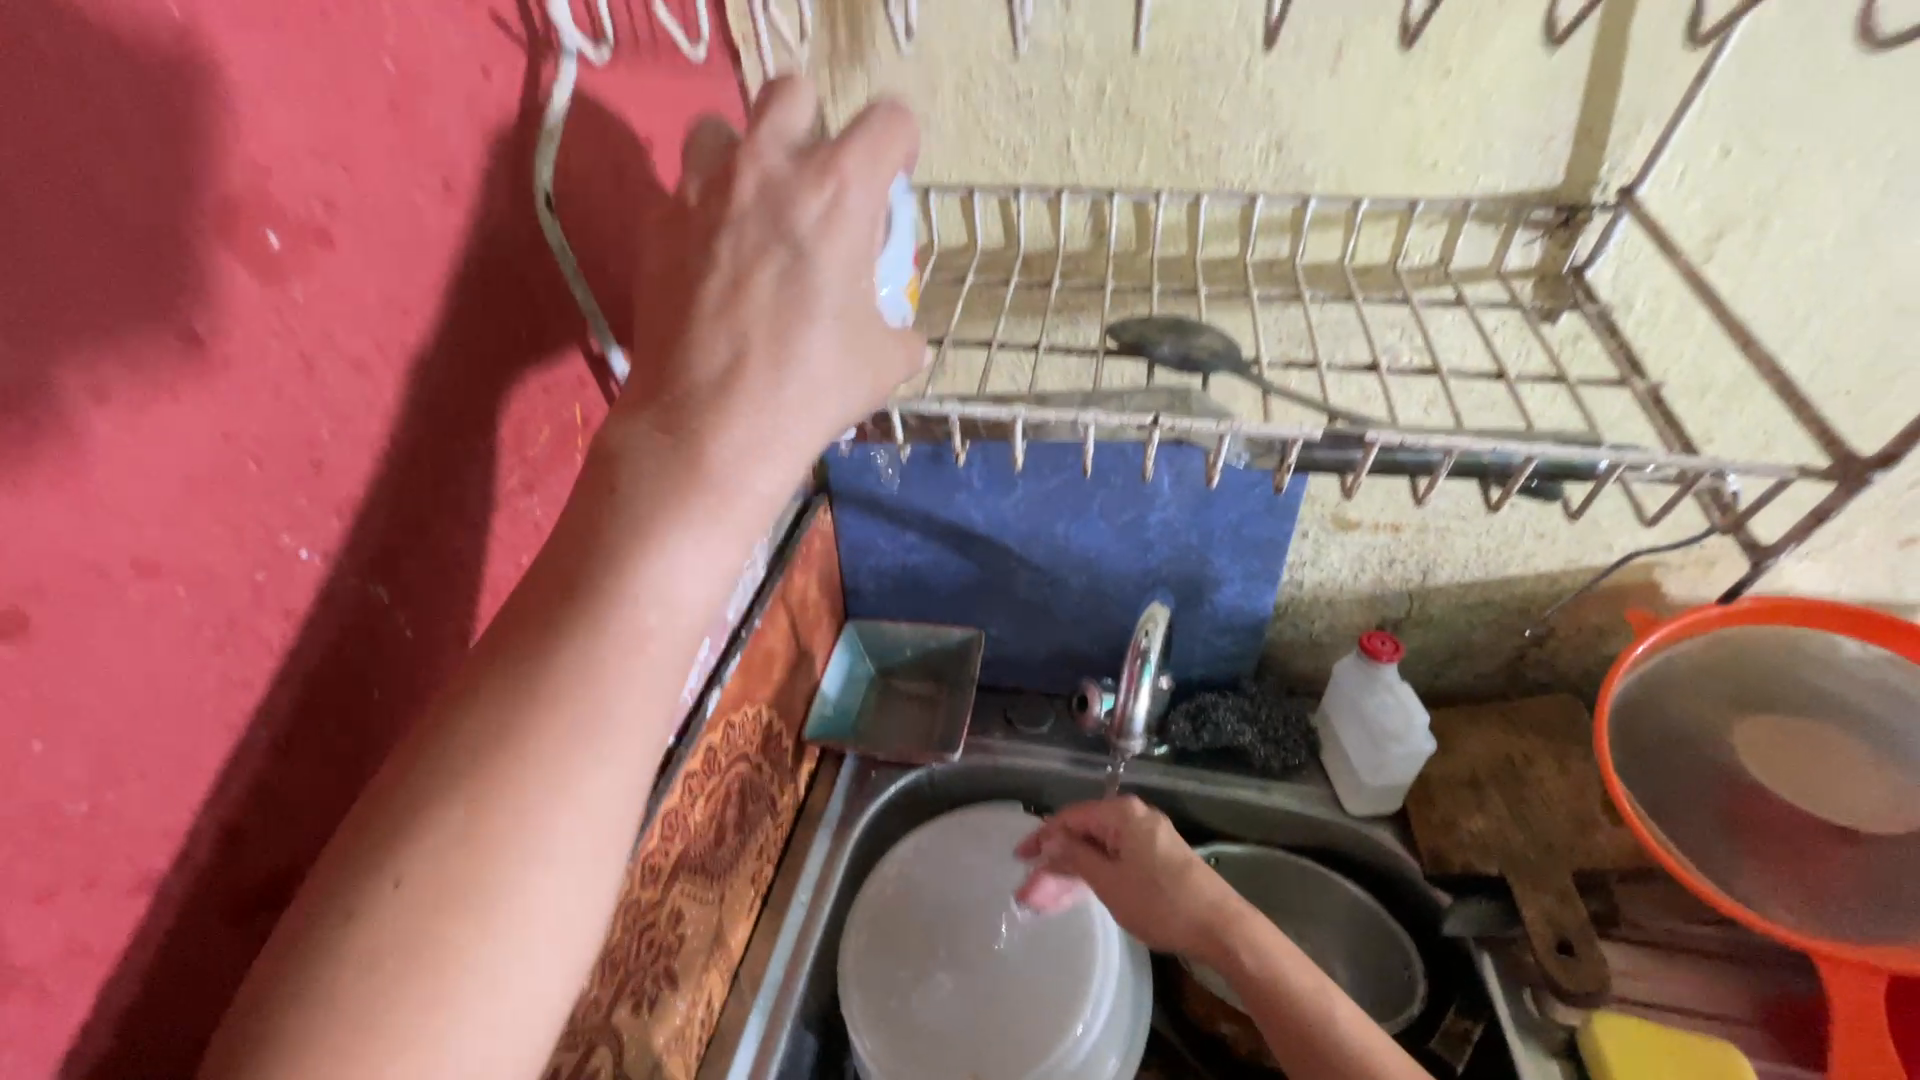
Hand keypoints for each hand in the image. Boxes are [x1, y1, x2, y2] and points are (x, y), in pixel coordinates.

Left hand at [603, 76, 926, 482]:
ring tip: (754, 211)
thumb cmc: (813, 387)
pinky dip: (703, 212)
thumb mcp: (886, 362)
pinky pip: (683, 191)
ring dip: (744, 156)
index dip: (900, 148)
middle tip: (817, 186)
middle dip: (813, 127)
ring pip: (720, 128)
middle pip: (793, 92)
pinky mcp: (659, 223)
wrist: (714, 424)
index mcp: (840, 190)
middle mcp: (769, 168)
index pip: (890, 120)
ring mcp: (703, 190)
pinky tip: (713, 261)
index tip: (892, 183)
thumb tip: (906, 339)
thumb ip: (902, 331)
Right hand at [1014, 796, 1248, 962]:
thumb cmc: (1160, 901)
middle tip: (1028, 891)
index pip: (1069, 817)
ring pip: (1097, 850)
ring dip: (1070, 873)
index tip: (1019, 858)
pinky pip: (1113, 860)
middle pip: (1083, 834)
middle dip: (1054, 862)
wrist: (1221, 927)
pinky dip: (1093, 876)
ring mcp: (1146, 839)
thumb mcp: (1108, 881)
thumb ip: (1075, 856)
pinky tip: (1073, 895)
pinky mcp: (1155, 859)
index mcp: (1121, 814)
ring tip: (1042, 900)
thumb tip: (1050, 840)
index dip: (1041, 837)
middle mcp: (1133, 818)